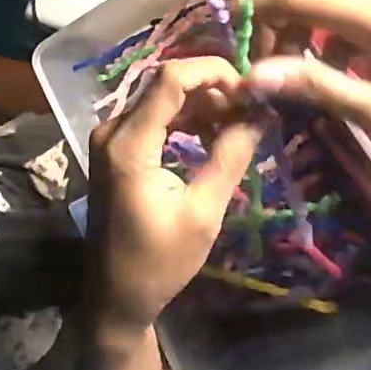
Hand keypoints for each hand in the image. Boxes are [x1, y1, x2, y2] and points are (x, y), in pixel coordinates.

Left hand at [86, 57, 258, 348]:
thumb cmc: (158, 262)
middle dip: (211, 89)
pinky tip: (213, 134)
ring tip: (239, 123)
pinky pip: (153, 116)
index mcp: (128, 144)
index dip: (212, 72)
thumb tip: (260, 115)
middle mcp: (112, 129)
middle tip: (250, 111)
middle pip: (165, 85)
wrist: (114, 296)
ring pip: (161, 98)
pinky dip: (184, 119)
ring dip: (200, 104)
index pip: (169, 79)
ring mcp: (110, 137)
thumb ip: (230, 157)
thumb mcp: (203, 213)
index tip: (249, 90)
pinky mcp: (115, 147)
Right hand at [245, 0, 370, 193]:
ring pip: (326, 1)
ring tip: (284, 71)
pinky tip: (321, 70)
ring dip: (297, 28)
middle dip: (275, 19)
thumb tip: (251, 73)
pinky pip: (346, 16)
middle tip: (258, 64)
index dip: (260, 12)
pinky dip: (322, 37)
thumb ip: (313, 84)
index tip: (232, 42)